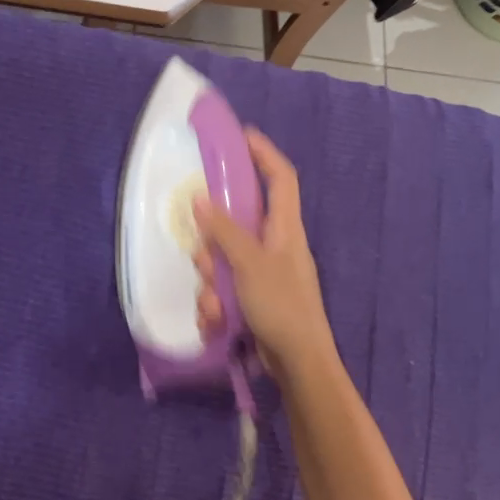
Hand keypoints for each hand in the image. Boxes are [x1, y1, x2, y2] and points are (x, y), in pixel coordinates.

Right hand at [194, 130, 335, 379]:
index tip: (240, 137)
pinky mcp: (252, 302)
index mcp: (285, 229)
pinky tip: (217, 325)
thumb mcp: (250, 264)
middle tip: (206, 260)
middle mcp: (275, 247)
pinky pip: (222, 293)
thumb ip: (224, 231)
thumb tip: (200, 198)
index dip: (263, 153)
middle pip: (235, 225)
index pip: (280, 178)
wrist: (298, 362)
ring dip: (210, 286)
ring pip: (222, 264)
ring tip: (216, 307)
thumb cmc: (282, 306)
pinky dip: (215, 309)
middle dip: (212, 246)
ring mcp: (263, 276)